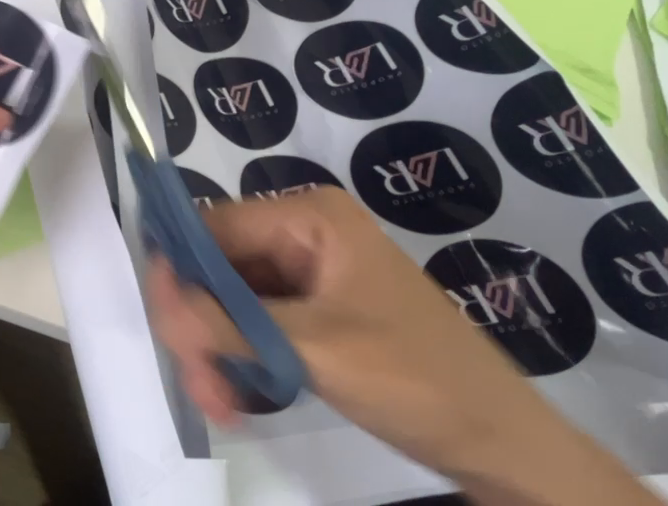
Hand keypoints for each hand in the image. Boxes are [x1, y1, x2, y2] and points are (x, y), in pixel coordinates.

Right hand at [146, 189, 657, 504]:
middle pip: (217, 268)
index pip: (212, 227)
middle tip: (197, 385)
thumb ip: (225, 323)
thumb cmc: (418, 382)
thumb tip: (156, 301)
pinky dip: (239, 358)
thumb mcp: (311, 350)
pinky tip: (237, 397)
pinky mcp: (313, 311)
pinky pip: (253, 323)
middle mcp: (303, 235)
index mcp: (309, 218)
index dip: (178, 272)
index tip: (163, 325)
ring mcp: (309, 274)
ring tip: (218, 403)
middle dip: (200, 327)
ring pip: (228, 301)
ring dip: (215, 350)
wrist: (510, 449)